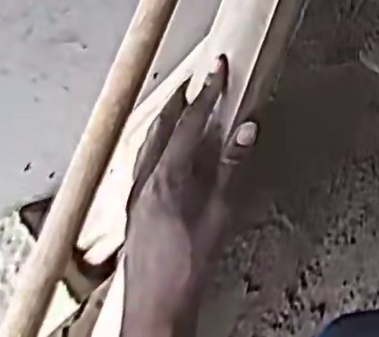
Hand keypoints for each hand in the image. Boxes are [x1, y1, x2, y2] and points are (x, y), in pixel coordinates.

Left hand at [123, 57, 255, 336]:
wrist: (155, 310)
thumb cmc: (188, 266)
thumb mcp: (220, 214)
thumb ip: (231, 167)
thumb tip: (247, 128)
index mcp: (166, 176)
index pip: (189, 121)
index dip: (207, 91)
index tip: (218, 67)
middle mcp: (145, 180)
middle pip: (161, 126)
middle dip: (180, 100)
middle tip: (197, 80)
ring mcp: (134, 196)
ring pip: (148, 143)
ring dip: (166, 120)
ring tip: (179, 107)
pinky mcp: (132, 211)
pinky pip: (142, 162)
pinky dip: (156, 143)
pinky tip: (163, 152)